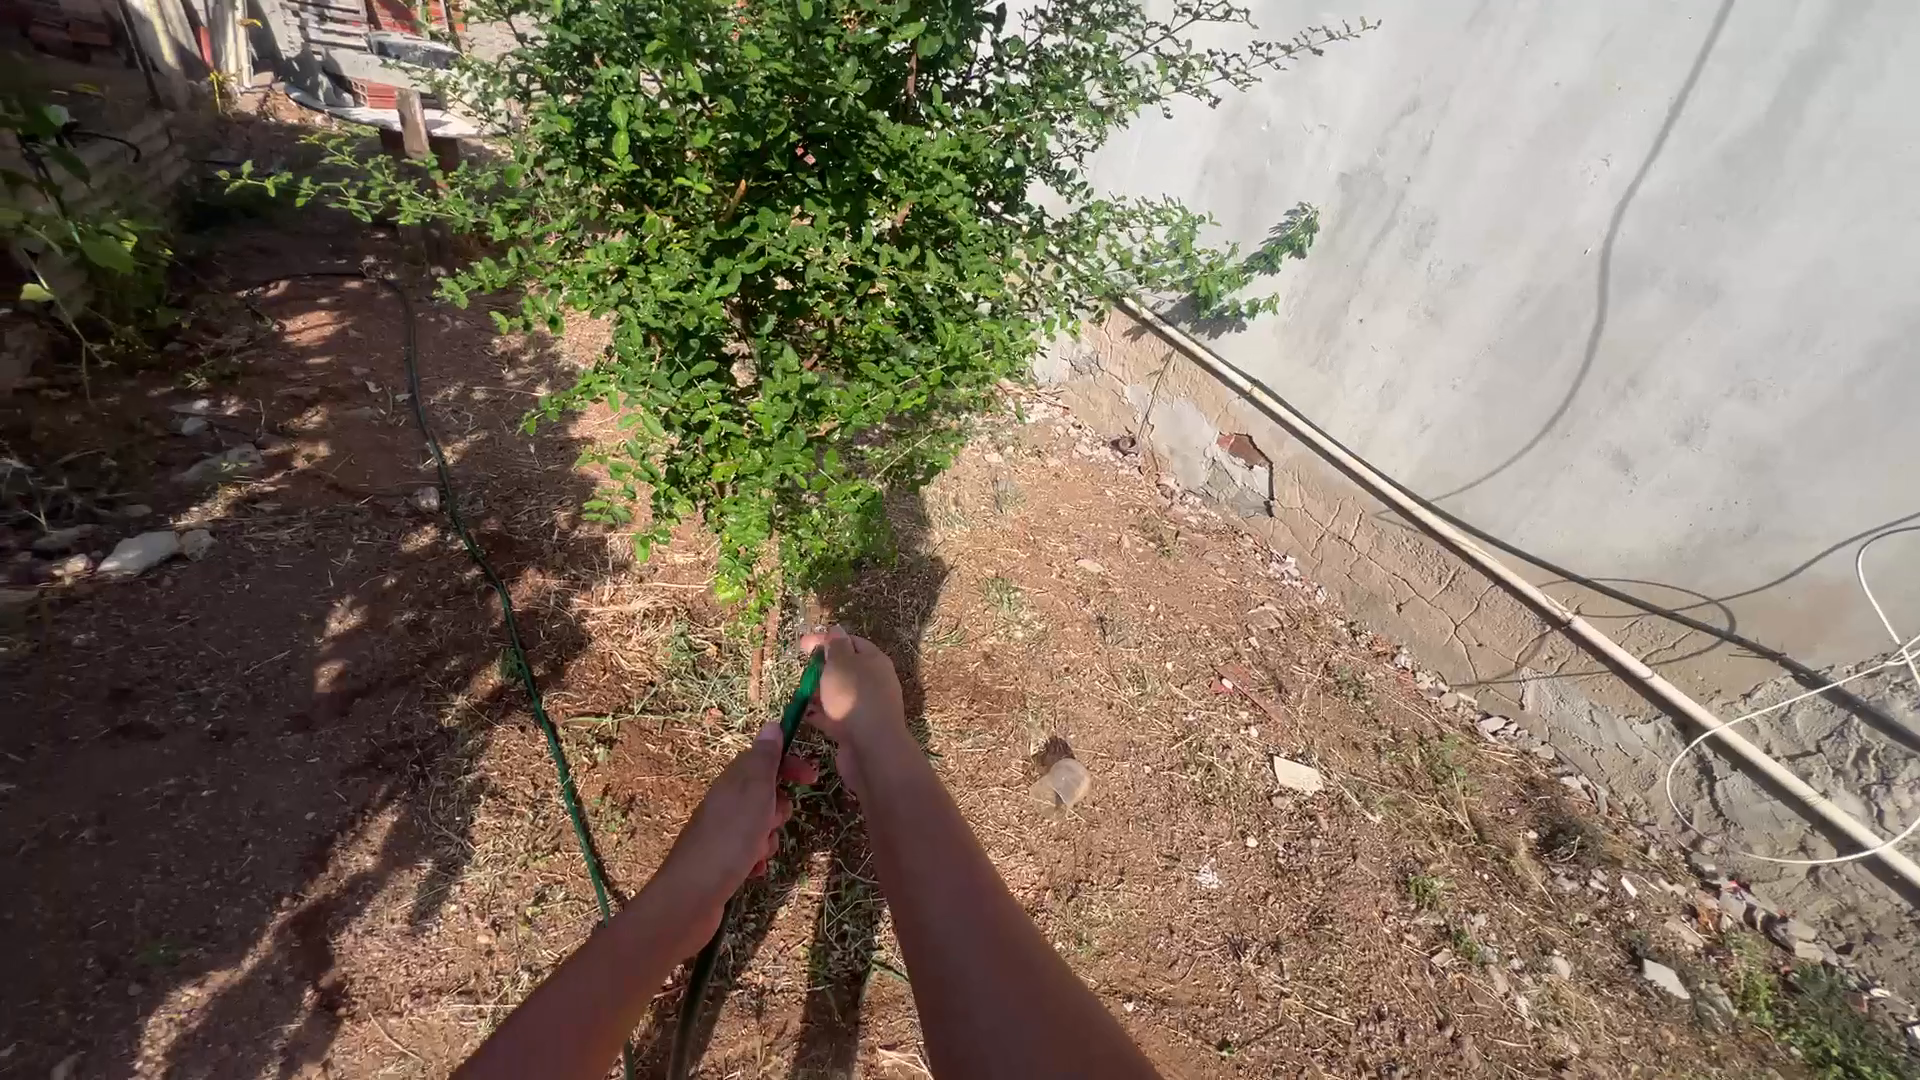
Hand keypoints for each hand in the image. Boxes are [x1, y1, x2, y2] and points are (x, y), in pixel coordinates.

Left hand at [653, 722, 816, 951]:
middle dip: (780, 808)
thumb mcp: (754, 791)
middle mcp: (726, 801)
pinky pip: (750, 851)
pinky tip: (752, 871)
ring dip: (769, 838)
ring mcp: (721, 832)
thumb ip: (764, 758)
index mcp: (733, 780)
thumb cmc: (729, 839)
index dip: (791, 764)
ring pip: (761, 824)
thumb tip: (771, 725)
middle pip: (766, 793)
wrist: (689, 898)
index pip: (766, 759)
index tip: (812, 778)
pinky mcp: (720, 860)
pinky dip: (756, 859)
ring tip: (758, 852)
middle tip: (773, 821)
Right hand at [797, 625, 905, 796]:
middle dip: (822, 668)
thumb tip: (836, 630)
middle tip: (802, 671)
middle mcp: (874, 681)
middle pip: (845, 668)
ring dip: (820, 692)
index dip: (827, 640)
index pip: (850, 642)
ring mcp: (866, 707)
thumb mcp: (841, 663)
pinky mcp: (857, 730)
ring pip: (839, 694)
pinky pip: (836, 716)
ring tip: (800, 693)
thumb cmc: (854, 697)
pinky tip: (805, 715)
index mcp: (874, 660)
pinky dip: (822, 714)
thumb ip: (836, 646)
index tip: (802, 645)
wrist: (872, 748)